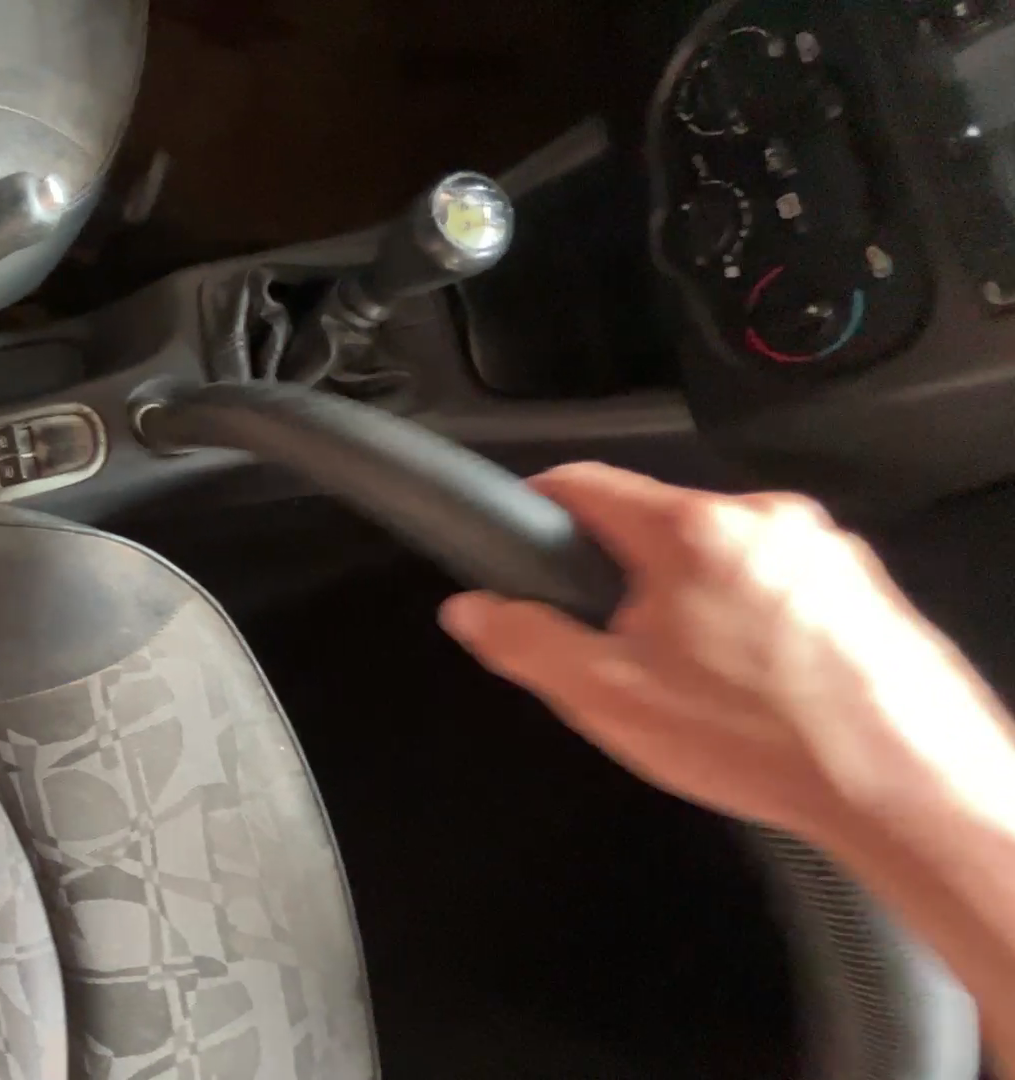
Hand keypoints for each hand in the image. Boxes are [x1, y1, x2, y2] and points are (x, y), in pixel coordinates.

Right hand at [439, 463, 1014, 849]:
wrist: (925, 803)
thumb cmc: (764, 743)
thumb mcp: (602, 693)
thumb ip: (520, 639)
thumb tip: (471, 610)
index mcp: (693, 533)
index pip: (582, 481)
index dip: (534, 500)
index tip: (519, 526)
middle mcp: (766, 522)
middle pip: (646, 519)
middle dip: (612, 568)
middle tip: (606, 636)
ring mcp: (827, 551)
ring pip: (707, 550)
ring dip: (677, 592)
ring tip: (682, 670)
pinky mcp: (867, 585)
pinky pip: (767, 576)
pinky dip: (737, 610)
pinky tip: (741, 679)